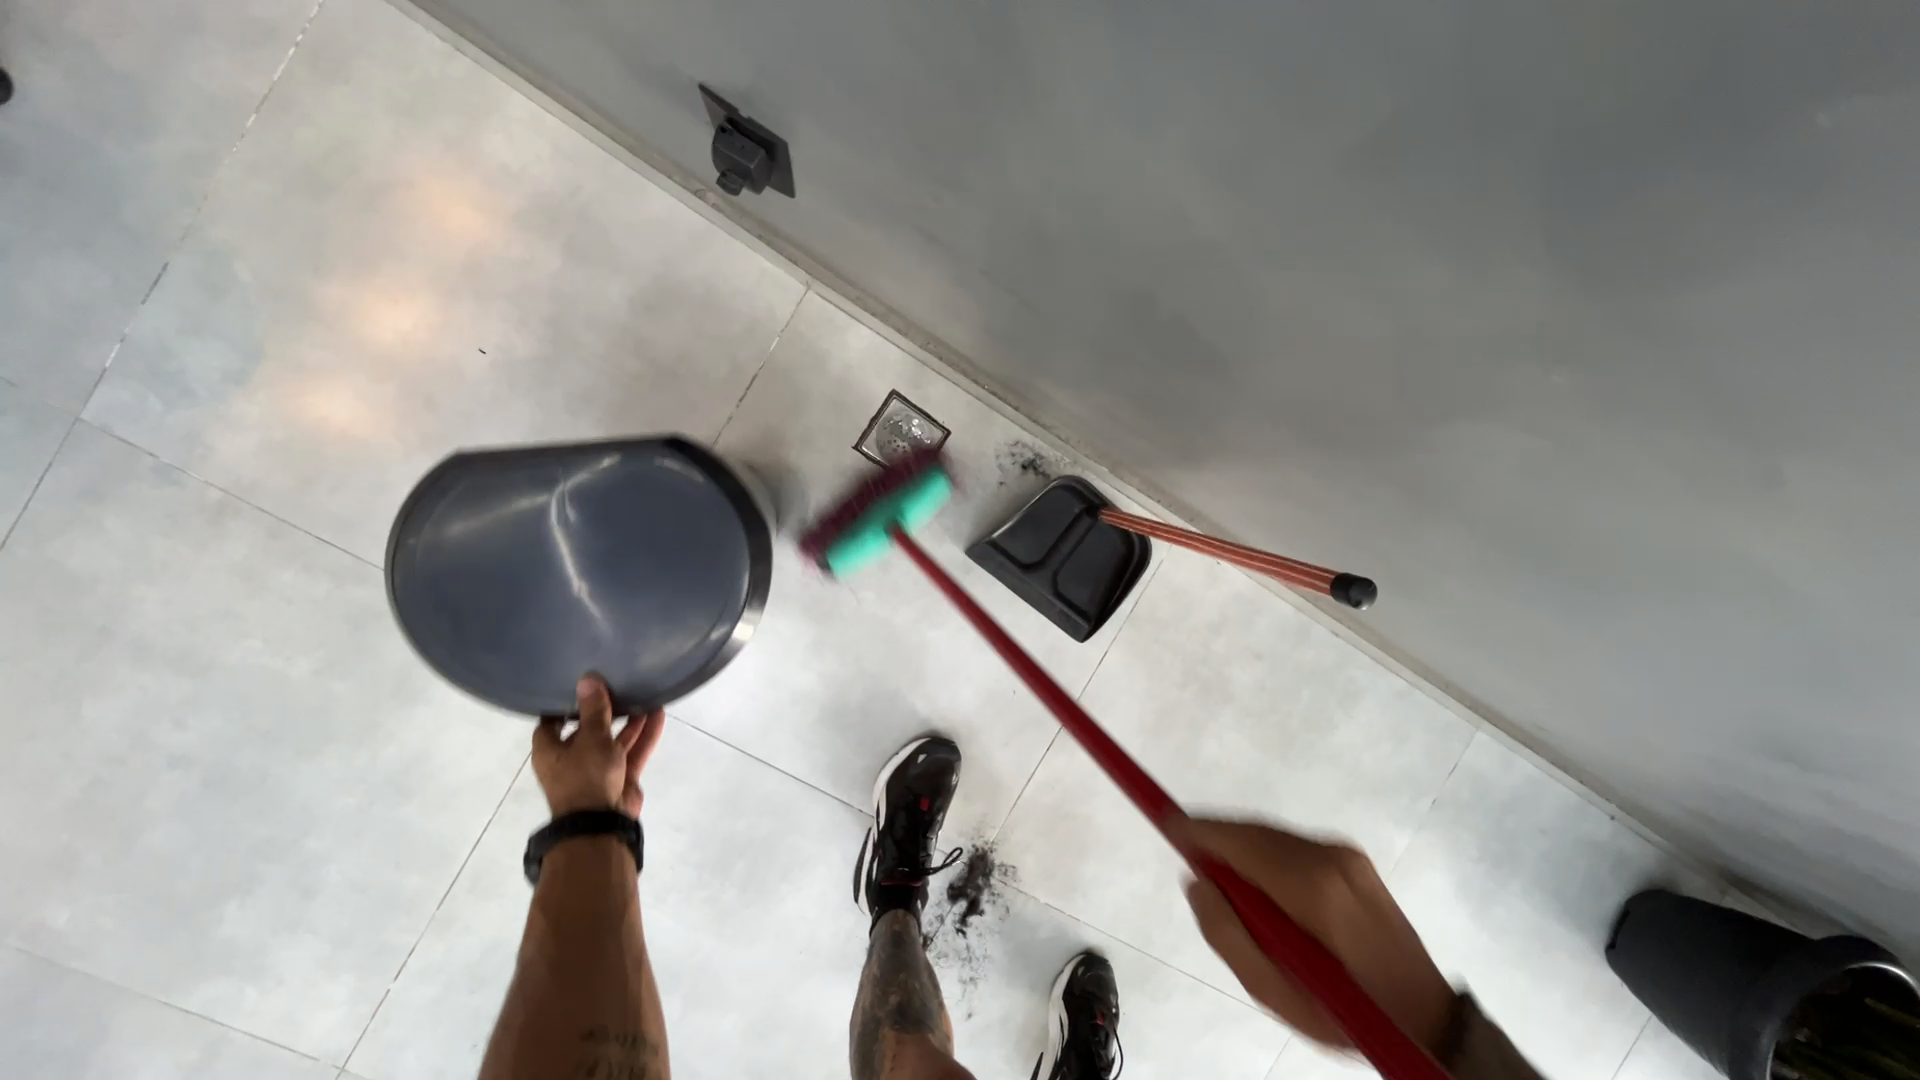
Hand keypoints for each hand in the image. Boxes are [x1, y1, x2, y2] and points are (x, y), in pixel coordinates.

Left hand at [532, 675, 666, 817]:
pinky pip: (632, 751)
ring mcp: (597, 769)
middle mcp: (571, 758)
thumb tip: (587, 678)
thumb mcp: (590, 738)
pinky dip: (644, 735)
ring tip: (643, 694)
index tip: (580, 685)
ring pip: (614, 739)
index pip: (552, 722)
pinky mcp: (620, 777)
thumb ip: (594, 709)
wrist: (602, 822)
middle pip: (588, 729)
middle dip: (604, 710)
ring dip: (629, 720)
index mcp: (551, 751)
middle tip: (618, 684)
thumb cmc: (586, 776)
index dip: (565, 704)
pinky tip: (658, 713)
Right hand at [1182, 818, 1454, 1053]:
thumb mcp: (1274, 994)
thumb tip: (1196, 881)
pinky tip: (1261, 887)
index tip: (1166, 822)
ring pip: (1272, 836)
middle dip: (1217, 839)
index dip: (1201, 830)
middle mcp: (1330, 857)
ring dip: (1242, 849)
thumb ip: (1228, 936)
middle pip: (1255, 832)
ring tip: (1226, 884)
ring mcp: (1346, 853)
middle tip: (1190, 860)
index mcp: (1312, 888)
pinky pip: (1292, 844)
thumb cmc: (1344, 1011)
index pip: (1241, 841)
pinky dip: (1265, 855)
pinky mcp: (1353, 858)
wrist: (1425, 1017)